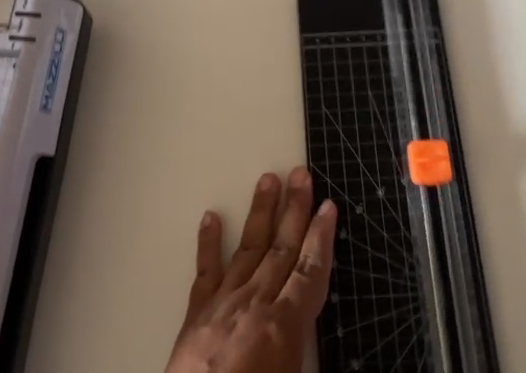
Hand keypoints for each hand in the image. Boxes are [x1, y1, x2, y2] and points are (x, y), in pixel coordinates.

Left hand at [167, 168, 338, 372]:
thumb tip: (315, 329)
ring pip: (247, 249)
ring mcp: (223, 304)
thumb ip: (306, 351)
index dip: (322, 237)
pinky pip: (205, 271)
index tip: (328, 206)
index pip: (310, 270)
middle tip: (301, 174)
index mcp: (284, 324)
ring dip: (260, 213)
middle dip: (294, 209)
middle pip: (281, 248)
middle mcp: (256, 303)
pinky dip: (208, 242)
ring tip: (267, 179)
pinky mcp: (196, 314)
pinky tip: (210, 216)